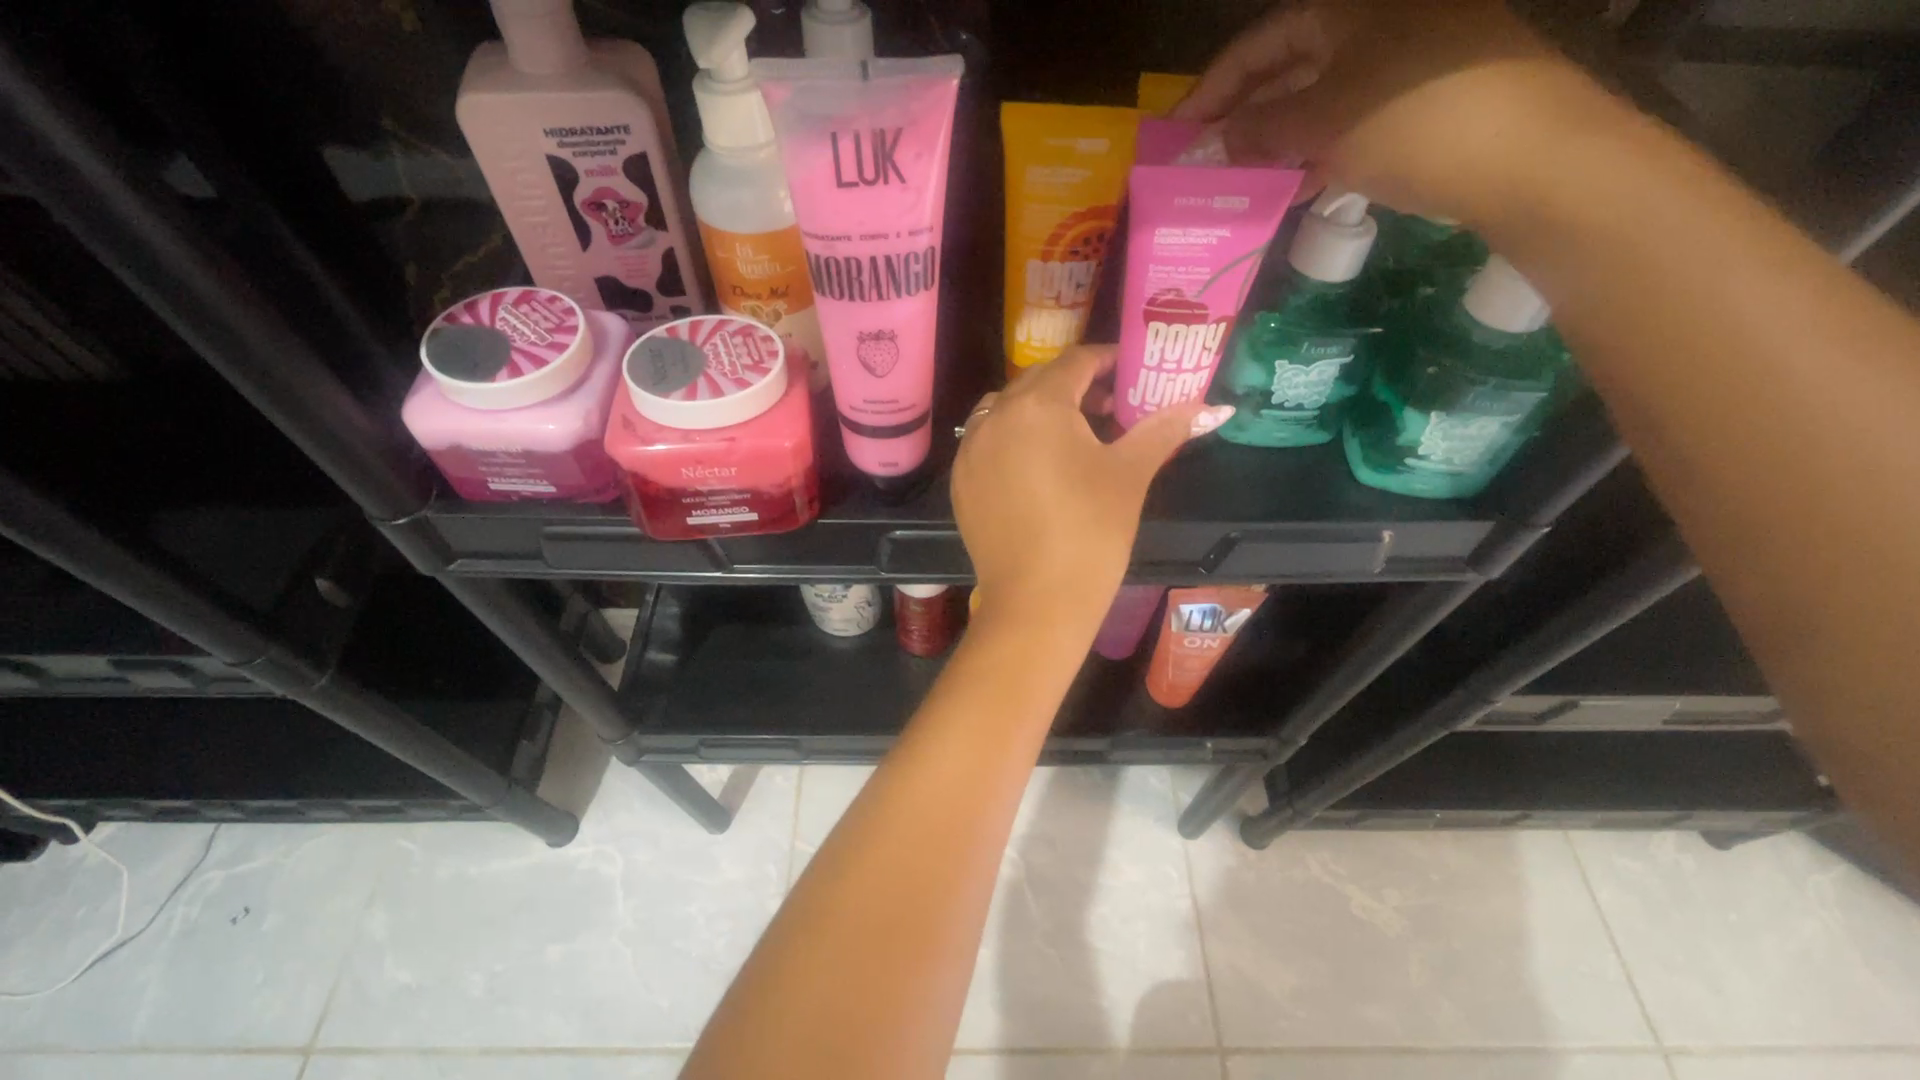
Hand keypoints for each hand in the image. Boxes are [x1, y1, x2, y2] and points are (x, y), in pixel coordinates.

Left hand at [951, 346, 1232, 637]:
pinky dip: (1012, 439)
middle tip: (1109, 408)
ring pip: (1006, 410)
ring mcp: (971, 450)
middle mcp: (995, 417)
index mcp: (1038, 405)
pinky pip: (987, 442)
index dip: (1107, 361)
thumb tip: (1215, 407)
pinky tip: (1038, 468)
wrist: (1037, 602)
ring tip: (1074, 437)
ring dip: (1039, 411)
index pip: (1075, 362)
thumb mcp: (1130, 474)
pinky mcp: (960, 482)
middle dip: (1074, 386)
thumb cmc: (1091, 532)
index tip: (1130, 374)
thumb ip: (1165, 429)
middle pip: (1038, 382)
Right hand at [1173, 0, 1609, 225]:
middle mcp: (1381, 20)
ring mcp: (1415, 58)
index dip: (1212, 90)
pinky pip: (1359, 120)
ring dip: (1281, 142)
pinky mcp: (1436, 98)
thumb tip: (1215, 140)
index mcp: (1349, 8)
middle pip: (1291, 68)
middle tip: (1208, 164)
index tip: (1177, 135)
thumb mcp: (1322, 124)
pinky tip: (1305, 186)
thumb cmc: (1415, 123)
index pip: (1258, 43)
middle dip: (1246, 118)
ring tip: (1246, 185)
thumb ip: (1260, 128)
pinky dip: (1324, 150)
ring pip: (1325, 98)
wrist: (1535, 157)